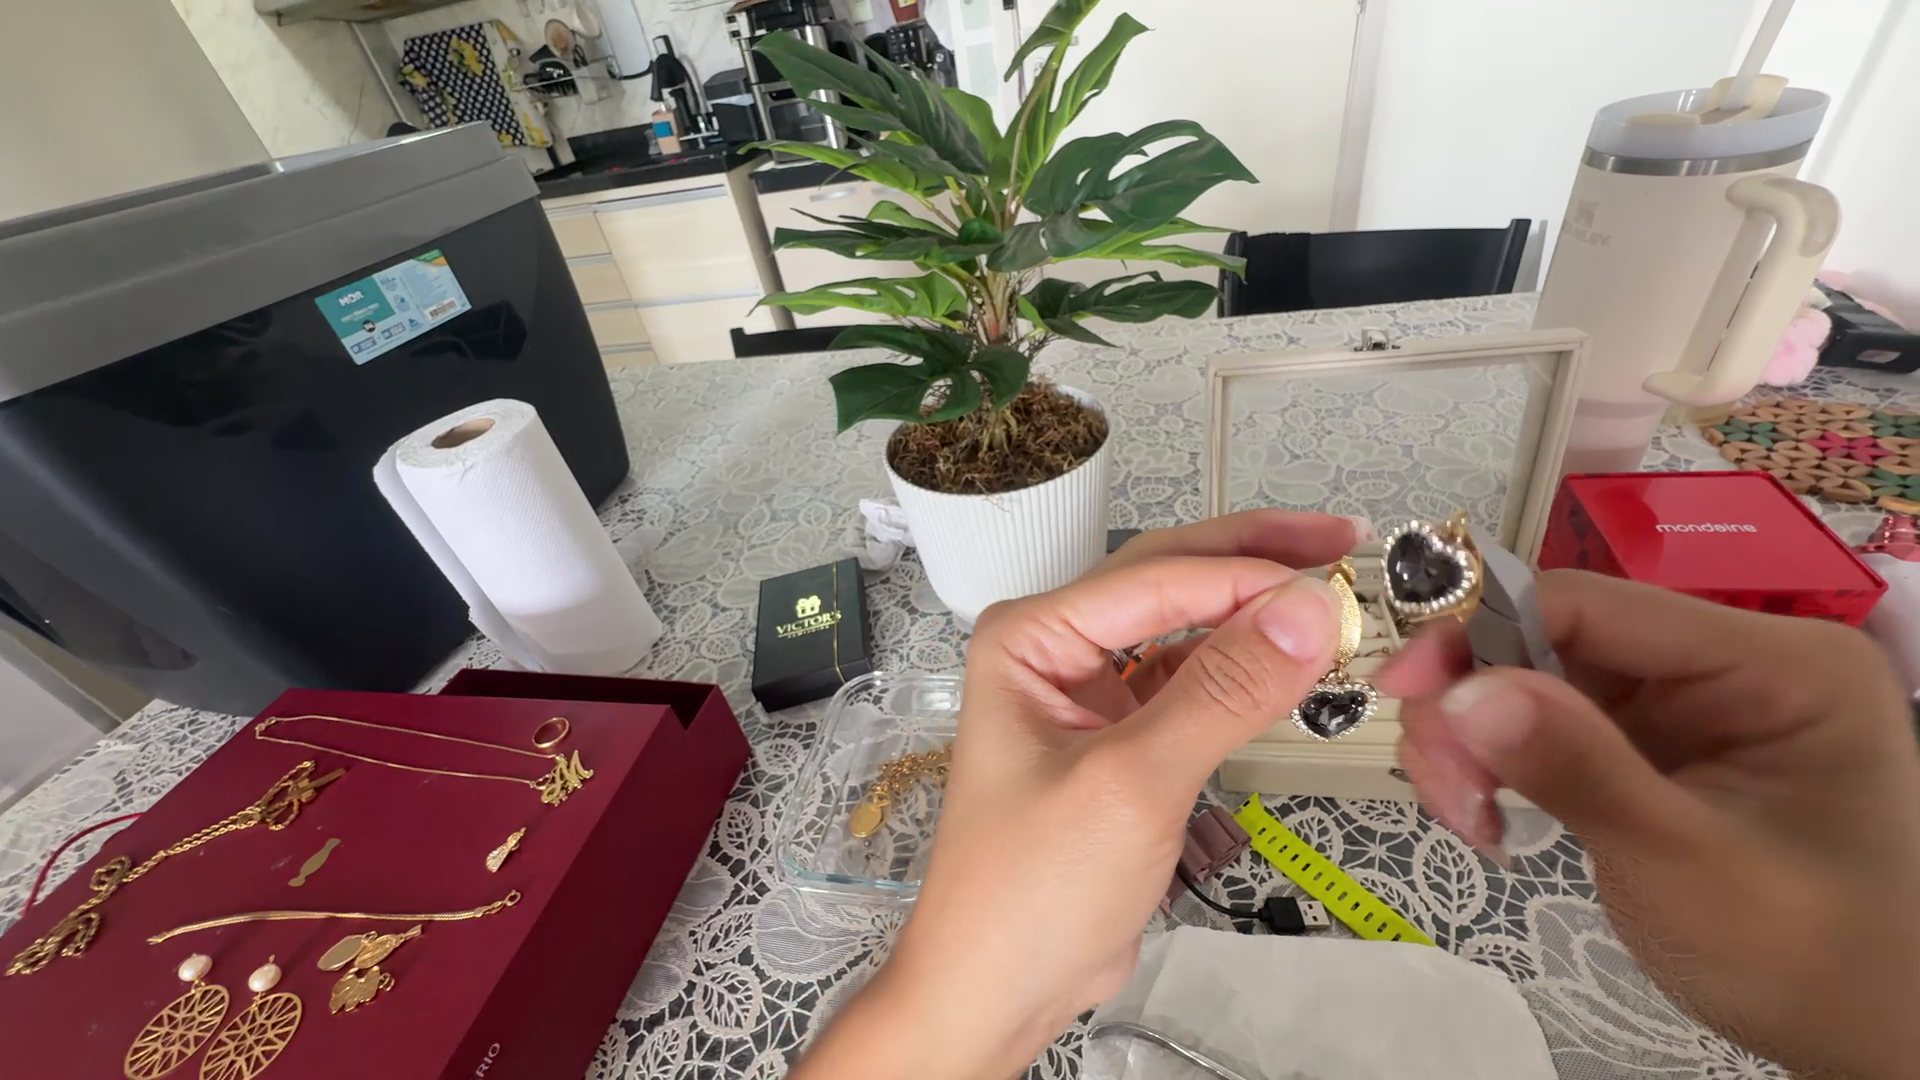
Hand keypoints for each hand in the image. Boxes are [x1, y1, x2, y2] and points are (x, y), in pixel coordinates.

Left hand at [790, 510, 1353, 1079]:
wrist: (998, 983)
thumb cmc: (1037, 885)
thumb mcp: (1133, 781)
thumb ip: (1221, 692)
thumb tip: (1307, 608)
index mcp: (1031, 634)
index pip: (1152, 579)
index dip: (1247, 572)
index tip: (1336, 575)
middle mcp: (1054, 645)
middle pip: (1164, 581)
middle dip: (1250, 559)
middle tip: (1341, 541)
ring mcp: (1086, 687)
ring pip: (1180, 626)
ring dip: (1250, 612)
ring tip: (1330, 594)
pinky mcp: (1117, 729)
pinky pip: (1185, 678)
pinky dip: (1237, 667)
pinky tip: (1285, 656)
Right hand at [1375, 569, 1919, 1077]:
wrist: (1860, 1039)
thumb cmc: (1811, 962)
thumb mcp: (1689, 867)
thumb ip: (1579, 770)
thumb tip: (1460, 693)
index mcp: (1767, 662)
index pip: (1581, 603)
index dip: (1473, 631)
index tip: (1397, 690)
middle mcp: (1710, 657)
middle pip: (1531, 637)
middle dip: (1464, 707)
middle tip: (1442, 788)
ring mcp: (1665, 694)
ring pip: (1509, 676)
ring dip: (1462, 739)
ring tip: (1465, 814)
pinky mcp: (1626, 730)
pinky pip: (1519, 714)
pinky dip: (1479, 757)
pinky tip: (1480, 809)